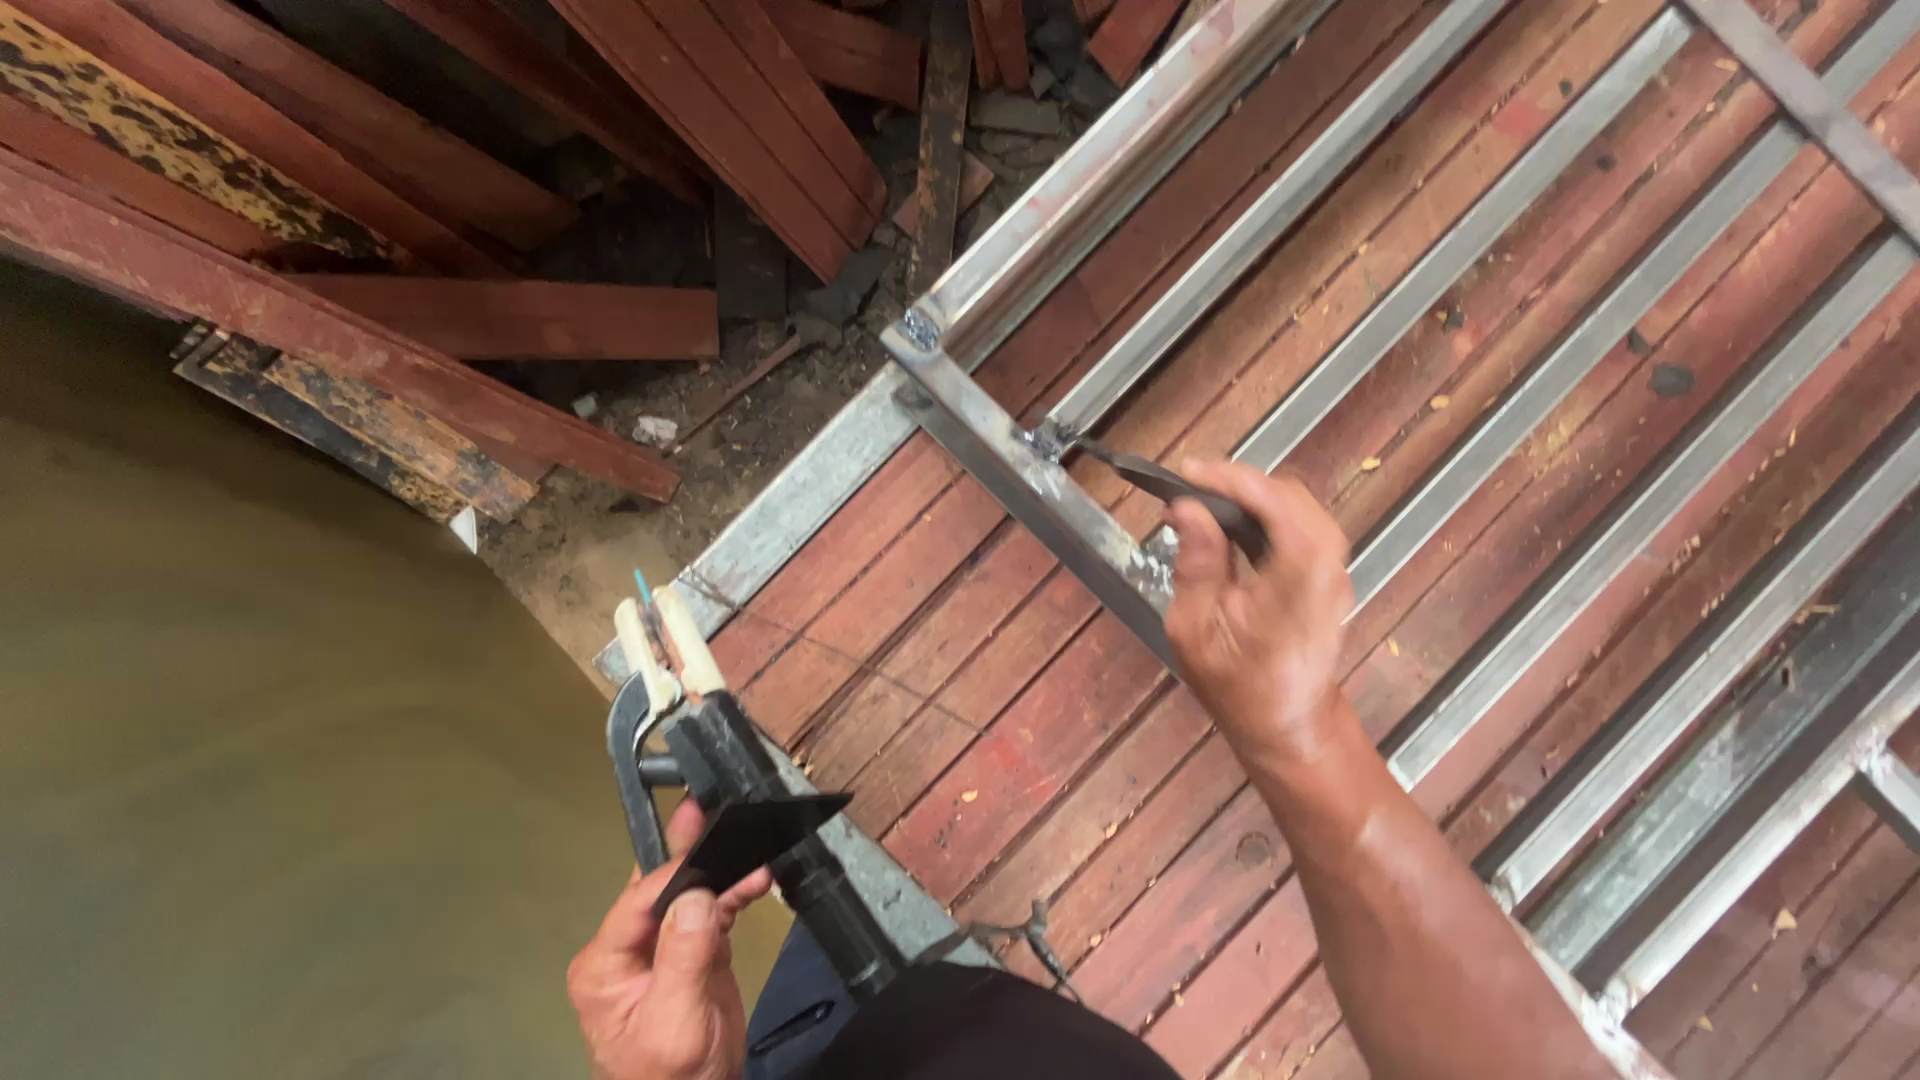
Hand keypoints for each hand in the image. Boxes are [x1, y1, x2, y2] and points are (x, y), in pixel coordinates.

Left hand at [568, 800, 774, 1079]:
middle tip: (711, 808)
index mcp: (606, 964)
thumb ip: (682, 957)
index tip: (710, 852)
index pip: (637, 901)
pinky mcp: (695, 947)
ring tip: (754, 851)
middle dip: (691, 850)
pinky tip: (757, 880)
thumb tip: (694, 893)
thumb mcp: (674, 1022)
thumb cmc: (671, 1078)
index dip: (674, 872)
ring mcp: (663, 944)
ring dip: (723, 872)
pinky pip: (713, 908)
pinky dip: (736, 891)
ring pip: (691, 890)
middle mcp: (629, 946)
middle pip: (659, 884)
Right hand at [1163, 461, 1354, 767]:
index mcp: (1295, 593)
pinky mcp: (1329, 574)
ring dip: (1254, 494)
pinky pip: (1302, 525)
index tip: (1192, 473)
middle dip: (1242, 482)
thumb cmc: (1234, 685)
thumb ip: (1196, 565)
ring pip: (1302, 509)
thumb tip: (1187, 508)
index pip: (1284, 515)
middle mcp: (1327, 577)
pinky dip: (1266, 510)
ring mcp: (1335, 574)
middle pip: (1297, 502)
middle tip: (1192, 483)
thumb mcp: (1194, 630)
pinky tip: (1233, 516)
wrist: (1286, 722)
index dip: (1240, 483)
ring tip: (1206, 495)